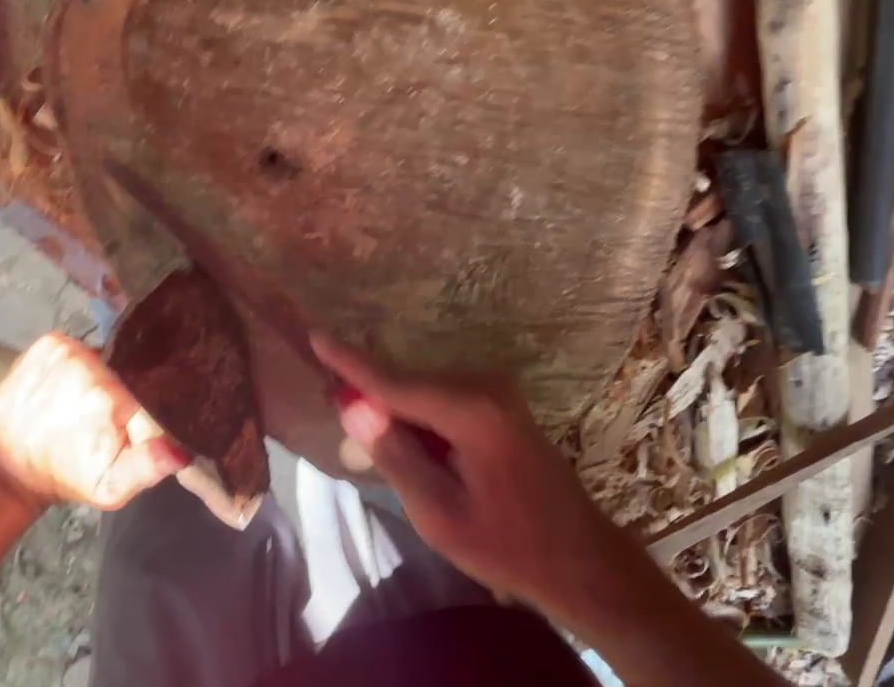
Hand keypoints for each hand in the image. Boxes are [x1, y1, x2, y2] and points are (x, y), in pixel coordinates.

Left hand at [0, 333, 189, 508]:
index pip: (153, 386)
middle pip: (129, 369)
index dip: (155, 403)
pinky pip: (79, 347)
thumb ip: (148, 467)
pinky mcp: (47, 342)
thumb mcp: (111, 487)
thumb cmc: (65, 476)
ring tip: (90, 404)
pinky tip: (71, 389)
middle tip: (114, 417)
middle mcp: (92, 361)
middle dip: (128, 391)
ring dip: (103, 377)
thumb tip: (181, 449)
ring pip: (105, 357)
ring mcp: (66, 348)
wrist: (5, 466)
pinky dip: (79, 365)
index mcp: (113, 396)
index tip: (143, 424)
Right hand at [311, 335, 630, 611]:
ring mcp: (496, 391)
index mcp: (471, 410)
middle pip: (406, 382)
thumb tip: (351, 405)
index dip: (349, 361)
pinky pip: (442, 399)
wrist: (580, 558)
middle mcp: (484, 385)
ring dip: (394, 409)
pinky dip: (418, 418)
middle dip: (368, 393)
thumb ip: (395, 455)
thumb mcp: (440, 515)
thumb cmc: (508, 547)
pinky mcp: (499, 403)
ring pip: (422, 390)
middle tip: (334, 412)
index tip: (314, 334)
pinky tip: (412, 448)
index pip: (393, 380)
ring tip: (369, 439)